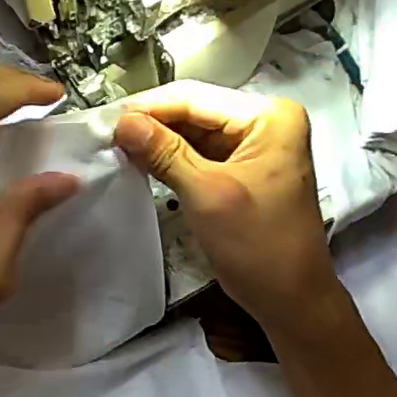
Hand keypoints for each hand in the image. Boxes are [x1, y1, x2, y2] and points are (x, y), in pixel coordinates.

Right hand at [114, 80, 337, 340]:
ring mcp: (254, 144)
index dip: (148, 107)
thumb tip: (122, 122)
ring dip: (157, 139)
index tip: (106, 119)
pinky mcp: (241, 167)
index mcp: (269, 116)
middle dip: (151, 122)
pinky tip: (140, 160)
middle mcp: (264, 121)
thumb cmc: (258, 246)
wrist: (290, 299)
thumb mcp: (207, 194)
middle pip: (194, 110)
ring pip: (193, 131)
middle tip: (105, 133)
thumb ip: (164, 153)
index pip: (196, 98)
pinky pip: (199, 152)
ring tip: (115, 145)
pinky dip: (170, 157)